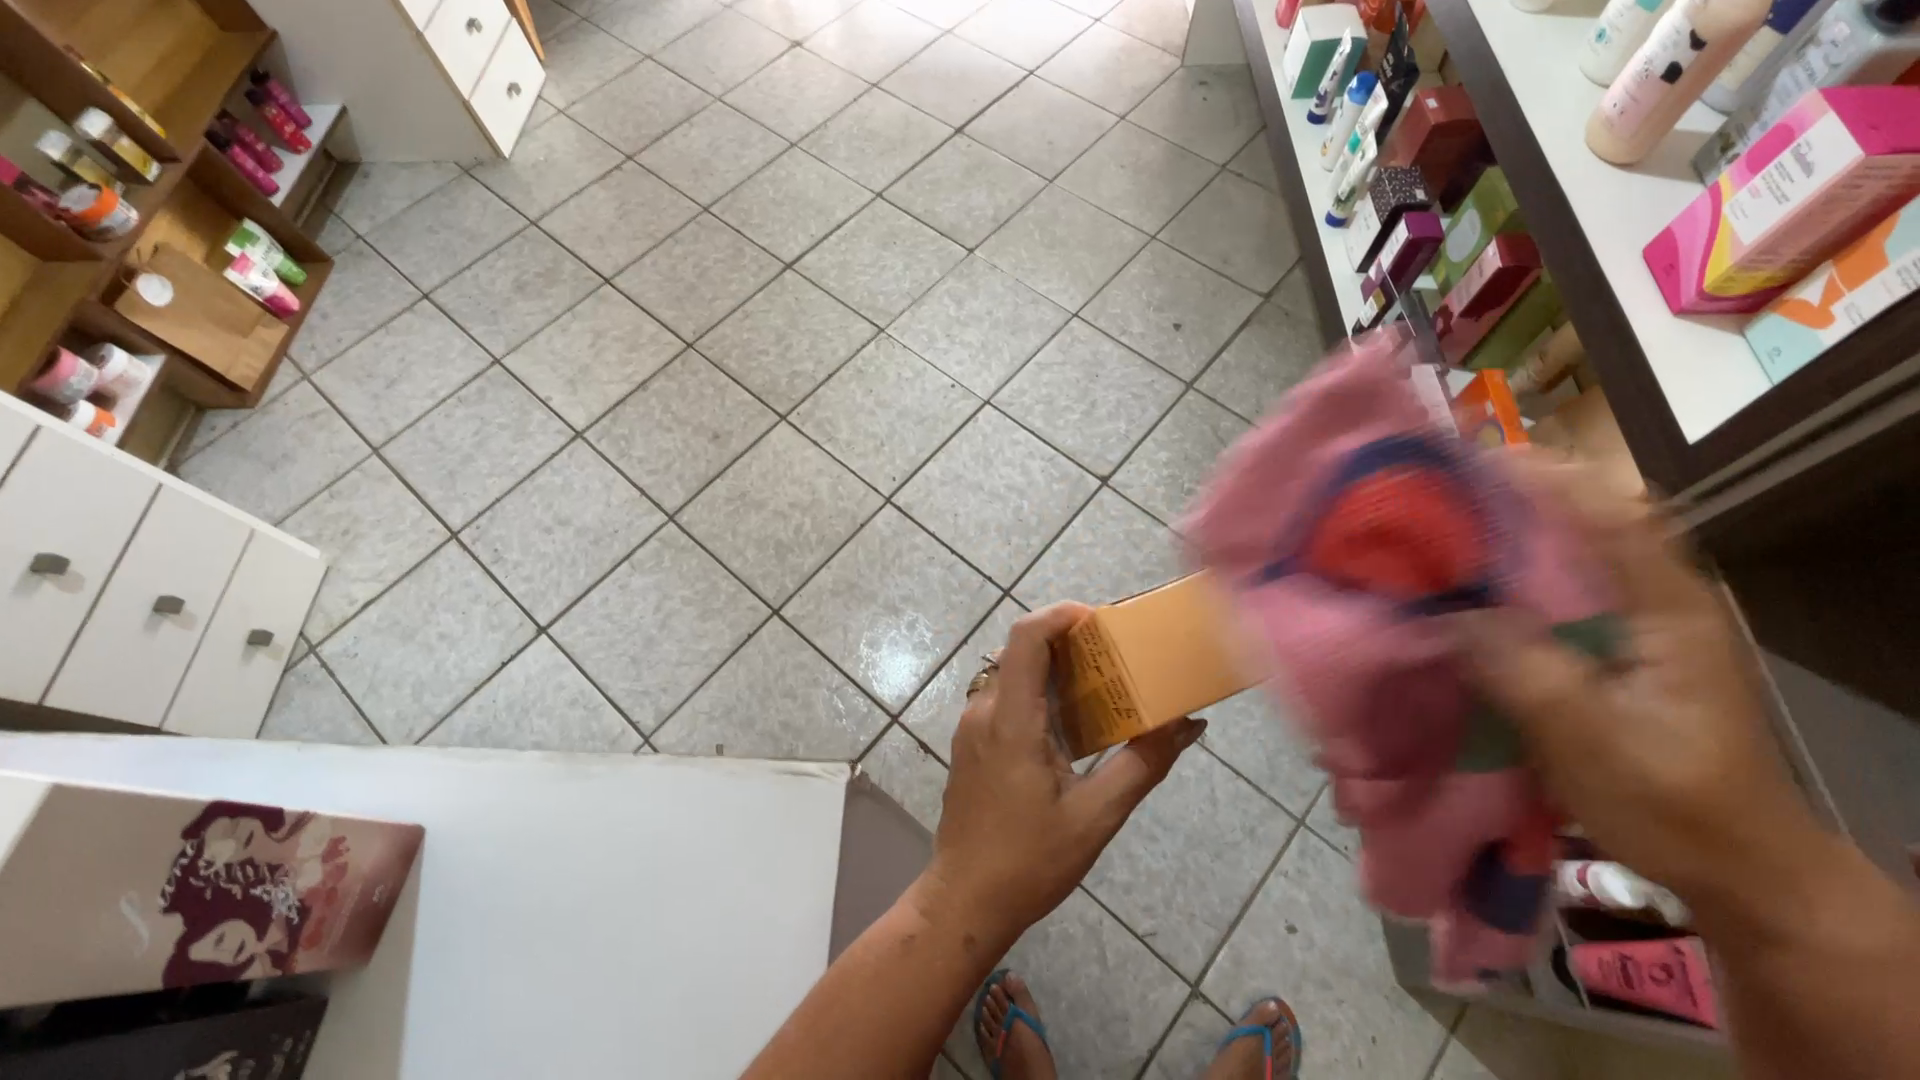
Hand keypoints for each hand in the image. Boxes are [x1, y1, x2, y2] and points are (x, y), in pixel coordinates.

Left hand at [917, 602, 1204, 947]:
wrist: (965, 901)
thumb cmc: (1030, 860)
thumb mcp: (1096, 816)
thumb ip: (1143, 764)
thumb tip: (1188, 724)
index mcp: (1010, 720)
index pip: (1026, 637)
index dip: (1061, 615)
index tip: (1102, 620)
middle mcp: (983, 712)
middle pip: (1023, 653)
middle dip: (1070, 644)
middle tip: (1117, 656)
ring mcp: (972, 729)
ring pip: (1014, 677)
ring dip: (1057, 672)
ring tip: (1105, 687)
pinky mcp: (972, 746)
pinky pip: (1006, 702)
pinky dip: (1040, 697)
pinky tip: (1073, 727)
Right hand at [1453, 453, 1818, 907]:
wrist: (1739, 866)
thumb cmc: (1672, 802)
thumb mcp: (1591, 739)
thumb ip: (1523, 668)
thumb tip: (1449, 615)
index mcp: (1670, 609)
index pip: (1611, 515)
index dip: (1544, 479)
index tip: (1472, 459)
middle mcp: (1659, 601)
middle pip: (1591, 521)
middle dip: (1518, 494)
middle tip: (1442, 485)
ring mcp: (1642, 626)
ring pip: (1573, 556)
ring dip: (1512, 532)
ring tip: (1444, 522)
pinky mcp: (1620, 652)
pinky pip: (1562, 594)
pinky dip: (1516, 576)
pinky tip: (1470, 585)